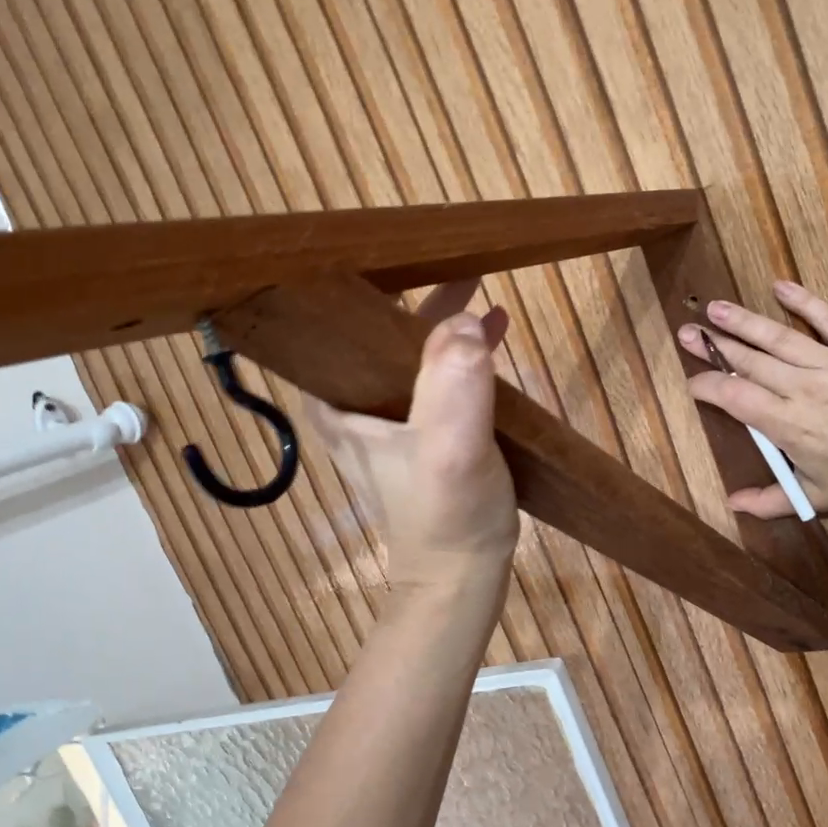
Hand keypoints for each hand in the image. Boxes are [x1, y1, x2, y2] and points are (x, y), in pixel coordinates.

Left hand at [306, 280, 517, 591]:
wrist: (462, 578)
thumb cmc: (447, 517)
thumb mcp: (452, 448)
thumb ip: (456, 385)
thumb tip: (466, 322)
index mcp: (338, 400)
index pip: (334, 322)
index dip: (363, 283)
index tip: (400, 247)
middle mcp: (353, 402)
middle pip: (376, 330)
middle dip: (413, 295)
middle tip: (456, 259)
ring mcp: (387, 418)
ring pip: (409, 351)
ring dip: (442, 323)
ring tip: (479, 287)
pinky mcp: (421, 431)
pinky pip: (436, 376)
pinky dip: (461, 353)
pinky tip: (493, 335)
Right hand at [679, 280, 827, 521]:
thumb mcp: (814, 496)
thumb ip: (769, 500)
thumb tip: (733, 503)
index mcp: (789, 426)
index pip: (735, 397)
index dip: (708, 386)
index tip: (692, 382)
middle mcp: (804, 390)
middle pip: (749, 362)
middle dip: (714, 347)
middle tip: (687, 332)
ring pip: (778, 337)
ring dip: (743, 322)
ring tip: (716, 308)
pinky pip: (827, 320)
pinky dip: (803, 302)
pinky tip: (779, 286)